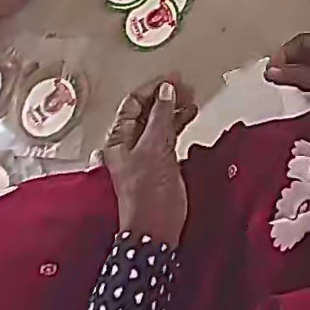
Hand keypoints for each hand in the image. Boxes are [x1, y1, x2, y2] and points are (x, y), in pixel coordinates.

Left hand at [102, 78, 196, 245]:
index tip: (171, 80)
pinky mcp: (161, 161)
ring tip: (190, 97)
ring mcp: (145, 153)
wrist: (157, 229)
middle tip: (184, 87)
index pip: (133, 104)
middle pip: (146, 111)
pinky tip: (190, 115)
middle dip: (165, 97)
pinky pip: (169, 133)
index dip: (151, 89)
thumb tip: (166, 90)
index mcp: (118, 139)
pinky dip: (179, 122)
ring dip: (174, 108)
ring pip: (159, 121)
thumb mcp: (154, 149)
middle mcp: (129, 144)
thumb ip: (161, 117)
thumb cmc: (148, 194)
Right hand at [266, 33, 309, 150]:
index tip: (272, 69)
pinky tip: (305, 90)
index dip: (285, 52)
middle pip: (309, 50)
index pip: (303, 40)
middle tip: (276, 76)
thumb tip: (269, 70)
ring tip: (286, 84)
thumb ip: (294, 74)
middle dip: (292, 62)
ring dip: (301, 72)